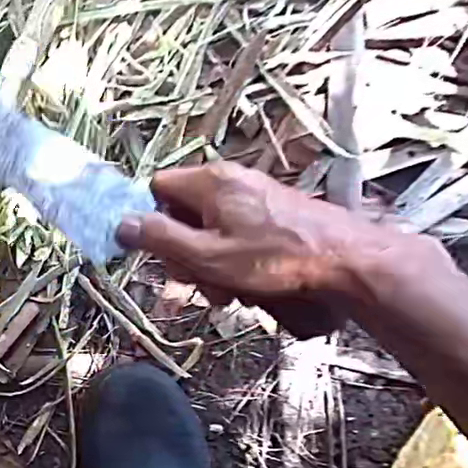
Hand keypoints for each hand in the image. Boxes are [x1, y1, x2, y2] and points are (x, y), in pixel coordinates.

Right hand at [115, 162, 438, 300]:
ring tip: (224, 287)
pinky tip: (242, 281)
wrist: (348, 262)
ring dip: (204, 262)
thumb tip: (120, 224)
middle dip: (179, 250)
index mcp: (209, 182)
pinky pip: (229, 233)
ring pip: (203, 229)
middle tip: (194, 278)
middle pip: (178, 213)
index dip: (146, 220)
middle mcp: (228, 180)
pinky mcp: (268, 212)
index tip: (154, 251)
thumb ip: (158, 238)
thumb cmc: (274, 258)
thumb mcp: (205, 255)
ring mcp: (250, 196)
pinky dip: (227, 259)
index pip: (154, 189)